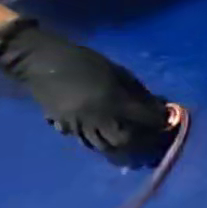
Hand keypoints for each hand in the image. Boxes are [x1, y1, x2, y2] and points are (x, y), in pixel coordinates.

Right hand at [0, 18, 170, 158]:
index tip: (167, 122)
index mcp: (112, 100)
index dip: (158, 122)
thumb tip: (157, 107)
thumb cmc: (82, 61)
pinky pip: (85, 141)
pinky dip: (99, 142)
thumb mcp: (116, 71)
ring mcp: (79, 126)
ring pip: (105, 146)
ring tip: (130, 140)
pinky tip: (105, 135)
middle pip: (125, 141)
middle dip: (140, 142)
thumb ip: (137, 91)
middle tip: (149, 137)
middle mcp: (97, 118)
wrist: (39, 61)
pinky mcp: (65, 127)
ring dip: (121, 146)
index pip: (143, 119)